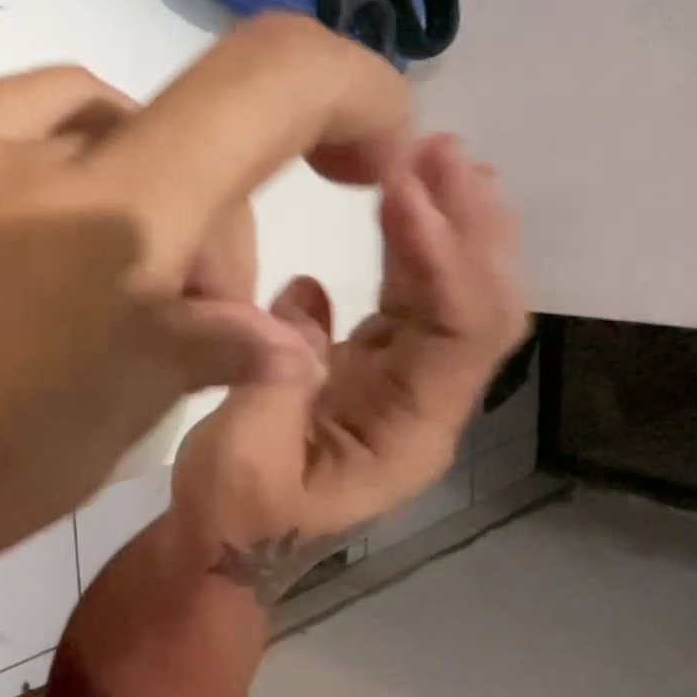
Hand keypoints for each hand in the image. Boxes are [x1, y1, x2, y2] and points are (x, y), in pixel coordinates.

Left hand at [0, 16, 412, 685]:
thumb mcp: (92, 435)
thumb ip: (185, 349)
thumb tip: (270, 328)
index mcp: (100, 227)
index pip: (266, 79)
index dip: (348, 90)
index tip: (354, 150)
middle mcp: (12, 156)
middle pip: (153, 116)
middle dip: (188, 196)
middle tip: (153, 298)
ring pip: (56, 115)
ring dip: (94, 175)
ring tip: (53, 276)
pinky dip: (1, 181)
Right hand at [170, 133, 528, 601]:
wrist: (221, 544)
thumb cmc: (232, 514)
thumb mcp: (246, 459)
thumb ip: (275, 382)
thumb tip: (300, 302)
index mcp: (409, 428)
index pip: (459, 329)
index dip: (440, 256)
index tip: (402, 190)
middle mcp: (419, 401)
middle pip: (475, 306)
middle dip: (467, 227)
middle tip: (443, 152)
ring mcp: (388, 387)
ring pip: (438, 303)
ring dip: (438, 235)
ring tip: (424, 170)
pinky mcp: (350, 376)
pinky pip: (389, 313)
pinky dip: (386, 265)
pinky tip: (362, 232)